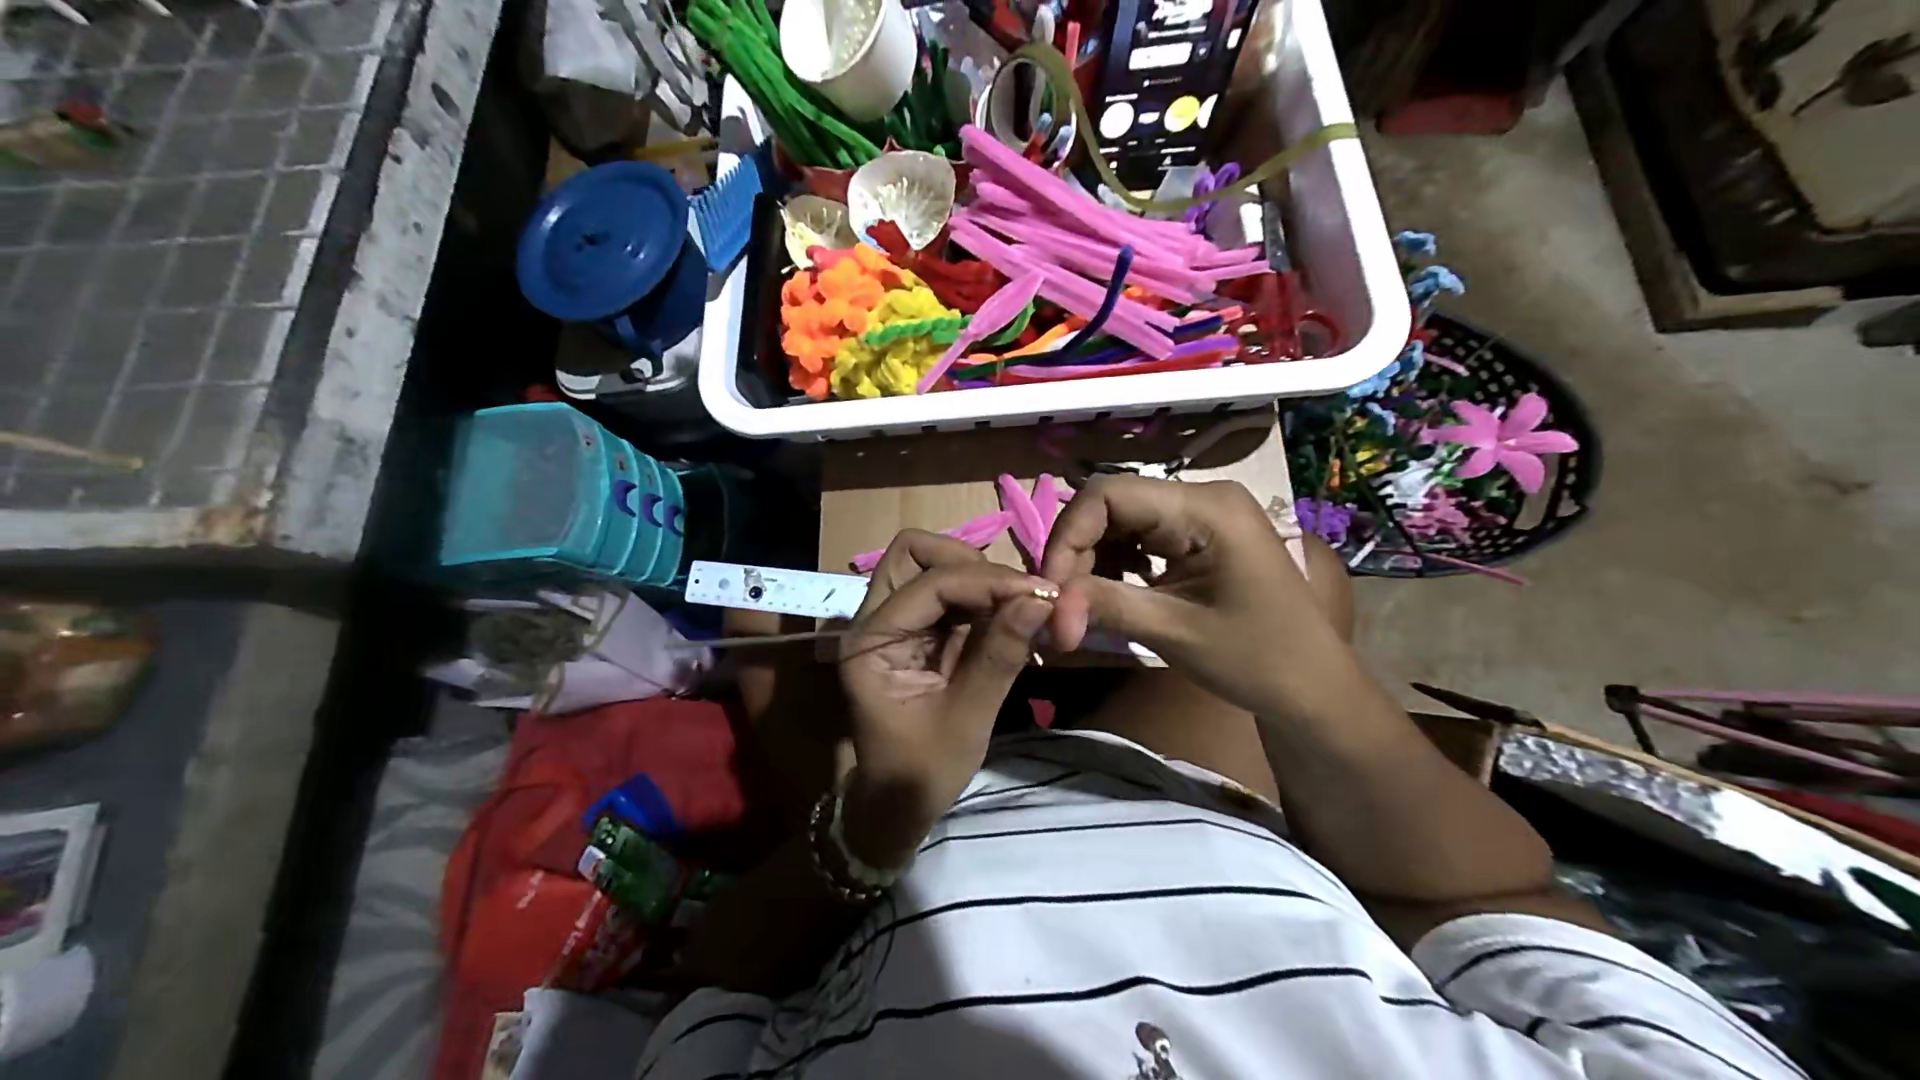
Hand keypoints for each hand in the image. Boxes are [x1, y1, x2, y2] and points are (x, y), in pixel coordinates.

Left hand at [837, 530, 1056, 868]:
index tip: (1040, 594)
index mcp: (871, 644)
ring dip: (977, 578)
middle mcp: (873, 622)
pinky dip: (980, 598)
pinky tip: (1009, 617)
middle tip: (1017, 595)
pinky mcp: (913, 633)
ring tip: (1020, 606)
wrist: (895, 806)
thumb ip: (999, 656)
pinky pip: (945, 595)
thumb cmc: (922, 773)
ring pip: (929, 567)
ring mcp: (892, 624)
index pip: (929, 585)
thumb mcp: (967, 720)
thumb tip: (1040, 600)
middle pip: (914, 554)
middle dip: (969, 564)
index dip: (986, 581)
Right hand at [1041, 474, 1347, 716]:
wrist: (1312, 689)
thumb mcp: (1175, 632)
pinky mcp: (1196, 536)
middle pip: (1111, 504)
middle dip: (1077, 552)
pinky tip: (1106, 594)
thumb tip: (1043, 604)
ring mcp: (1200, 515)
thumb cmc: (1258, 659)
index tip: (1051, 588)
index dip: (1068, 535)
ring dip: (1091, 560)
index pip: (1109, 494)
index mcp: (1206, 507)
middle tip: (1062, 604)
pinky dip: (1113, 564)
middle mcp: (1202, 497)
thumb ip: (1106, 605)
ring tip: (1080, 604)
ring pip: (1119, 520)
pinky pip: (1138, 536)